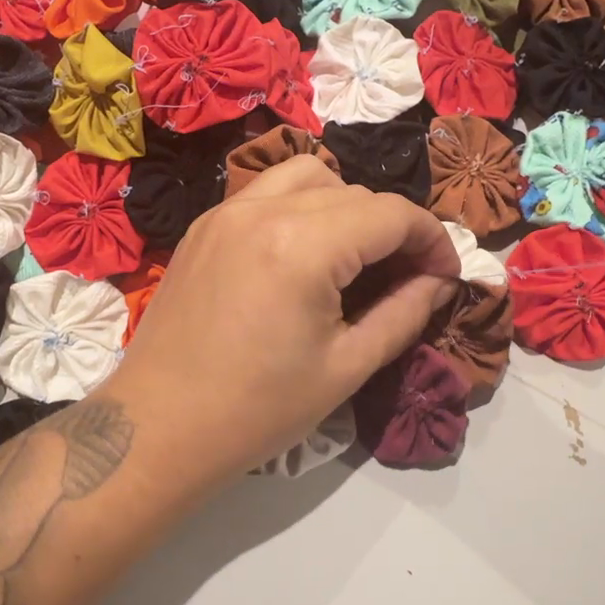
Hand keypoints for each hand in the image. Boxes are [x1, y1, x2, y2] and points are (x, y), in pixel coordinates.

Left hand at [106, 155, 460, 484]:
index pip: (390, 213)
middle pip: (353, 192)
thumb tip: (439, 281)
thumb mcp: (346, 367)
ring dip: (346, 205)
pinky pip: (265, 193)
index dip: (431, 239)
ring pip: (307, 177)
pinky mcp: (202, 228)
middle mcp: (262, 210)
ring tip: (355, 258)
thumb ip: (403, 313)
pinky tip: (304, 254)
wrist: (159, 428)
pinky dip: (300, 207)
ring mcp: (224, 213)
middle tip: (407, 276)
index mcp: (302, 245)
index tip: (445, 275)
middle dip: (392, 227)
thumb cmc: (256, 411)